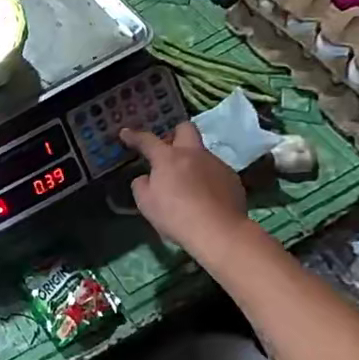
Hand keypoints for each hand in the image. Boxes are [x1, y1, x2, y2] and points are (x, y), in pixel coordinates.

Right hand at [120, 123, 250, 250]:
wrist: (219, 231)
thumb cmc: (175, 216)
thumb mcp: (146, 203)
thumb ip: (141, 185)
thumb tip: (146, 178)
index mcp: (168, 157)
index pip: (147, 140)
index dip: (134, 136)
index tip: (125, 133)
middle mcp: (194, 154)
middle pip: (185, 129)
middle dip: (174, 134)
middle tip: (167, 150)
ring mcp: (216, 164)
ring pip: (201, 153)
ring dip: (191, 161)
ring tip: (187, 183)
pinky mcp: (233, 178)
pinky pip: (215, 171)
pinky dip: (206, 179)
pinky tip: (205, 197)